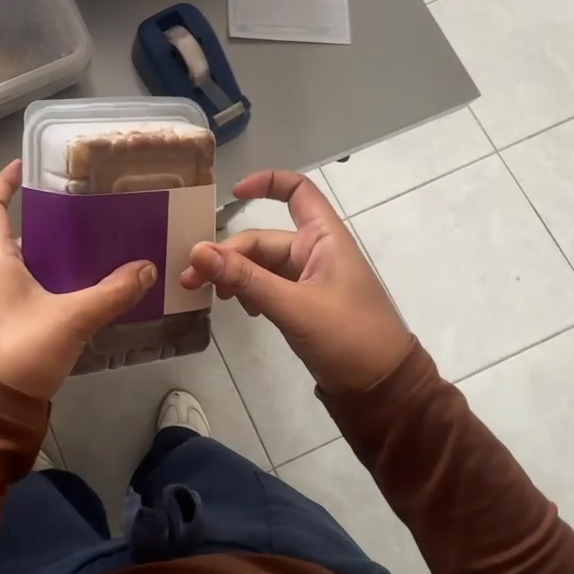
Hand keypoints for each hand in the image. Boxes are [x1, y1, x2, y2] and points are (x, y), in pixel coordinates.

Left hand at [0, 161, 155, 399]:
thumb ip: (112, 292)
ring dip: (48, 254)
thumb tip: (146, 267)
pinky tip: (79, 290)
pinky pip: (25, 289)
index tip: (25, 164)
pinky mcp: (1, 325)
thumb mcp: (72, 318)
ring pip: (20, 265)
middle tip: (80, 210)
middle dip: (43, 221)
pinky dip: (48, 281)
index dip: (5, 182)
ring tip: (88, 246)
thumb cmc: (19, 349)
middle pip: (12, 235)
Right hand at [180, 170, 412, 394]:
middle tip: (192, 279)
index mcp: (323, 238)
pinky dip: (248, 292)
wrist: (382, 390)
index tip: (231, 194)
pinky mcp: (303, 304)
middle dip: (227, 254)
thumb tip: (197, 252)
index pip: (297, 191)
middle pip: (263, 239)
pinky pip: (267, 286)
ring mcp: (308, 279)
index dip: (266, 183)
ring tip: (208, 295)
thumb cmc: (348, 337)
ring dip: (233, 275)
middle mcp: (315, 251)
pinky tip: (237, 308)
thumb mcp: (293, 307)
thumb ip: (245, 278)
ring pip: (261, 265)